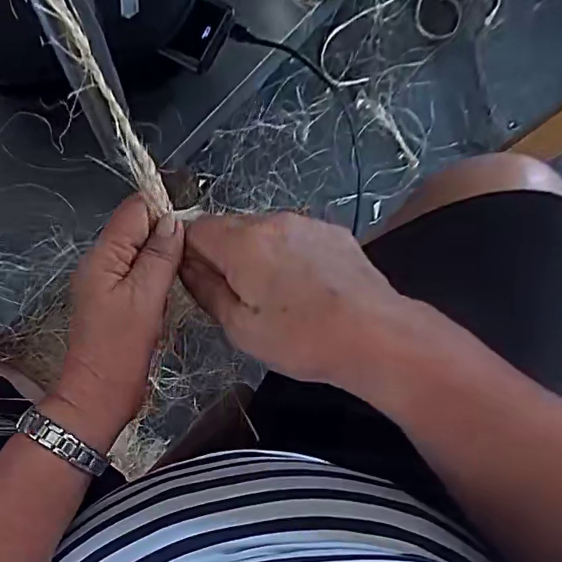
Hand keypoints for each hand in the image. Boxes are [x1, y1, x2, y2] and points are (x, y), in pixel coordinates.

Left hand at [43, 195, 183, 448]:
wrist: (98, 397)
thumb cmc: (119, 351)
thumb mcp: (145, 299)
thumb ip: (159, 256)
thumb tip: (173, 221)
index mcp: (101, 257)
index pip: (133, 210)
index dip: (163, 210)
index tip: (191, 228)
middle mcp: (99, 264)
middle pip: (136, 229)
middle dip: (165, 235)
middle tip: (192, 257)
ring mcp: (104, 284)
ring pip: (139, 254)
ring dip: (162, 259)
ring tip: (183, 274)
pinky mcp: (113, 303)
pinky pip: (137, 277)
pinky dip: (155, 279)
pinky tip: (167, 293)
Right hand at [180, 212, 442, 392]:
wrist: (375, 336)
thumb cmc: (302, 339)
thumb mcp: (240, 327)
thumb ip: (207, 291)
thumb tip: (186, 268)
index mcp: (243, 242)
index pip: (194, 229)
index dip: (187, 254)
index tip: (196, 282)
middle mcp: (274, 221)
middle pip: (228, 228)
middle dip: (222, 257)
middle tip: (234, 298)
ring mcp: (307, 224)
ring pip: (262, 233)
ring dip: (255, 258)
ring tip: (272, 299)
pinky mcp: (333, 234)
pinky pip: (293, 239)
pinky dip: (286, 258)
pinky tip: (300, 291)